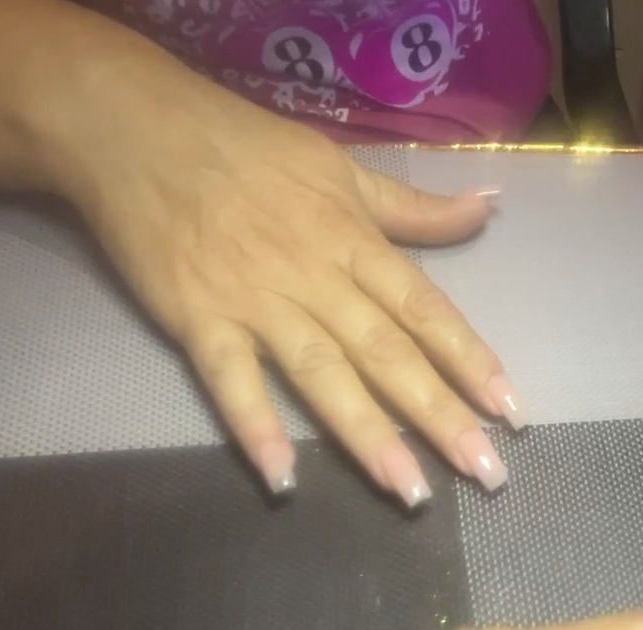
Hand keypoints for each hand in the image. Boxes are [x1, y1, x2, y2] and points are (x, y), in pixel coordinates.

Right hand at [43, 56, 521, 506]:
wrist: (131, 124)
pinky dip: (255, 427)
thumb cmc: (250, 150)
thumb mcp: (345, 169)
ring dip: (370, 438)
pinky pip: (230, 381)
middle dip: (441, 417)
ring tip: (411, 492)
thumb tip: (490, 206)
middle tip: (486, 473)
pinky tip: (283, 478)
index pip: (428, 313)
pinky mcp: (198, 321)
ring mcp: (257, 303)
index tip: (511, 411)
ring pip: (324, 377)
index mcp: (356, 243)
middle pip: (389, 357)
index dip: (472, 362)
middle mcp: (317, 279)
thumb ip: (417, 208)